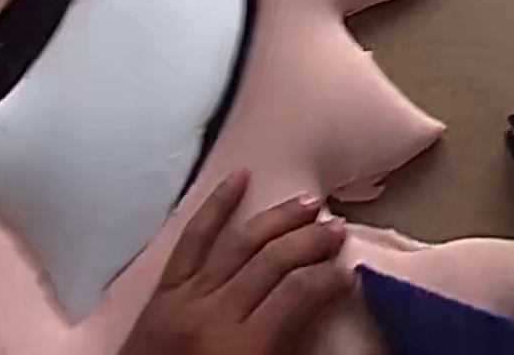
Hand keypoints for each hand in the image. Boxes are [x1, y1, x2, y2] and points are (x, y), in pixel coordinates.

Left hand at [122, 169, 352, 354]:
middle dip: (312, 242)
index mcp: (240, 349)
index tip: (349, 271)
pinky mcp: (164, 288)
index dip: (328, 280)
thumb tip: (317, 314)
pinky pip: (193, 236)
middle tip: (338, 229)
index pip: (297, 295)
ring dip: (280, 217)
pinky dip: (217, 203)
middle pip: (274, 260)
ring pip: (242, 240)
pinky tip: (241, 176)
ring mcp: (186, 295)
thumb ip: (286, 351)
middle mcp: (214, 313)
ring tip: (311, 202)